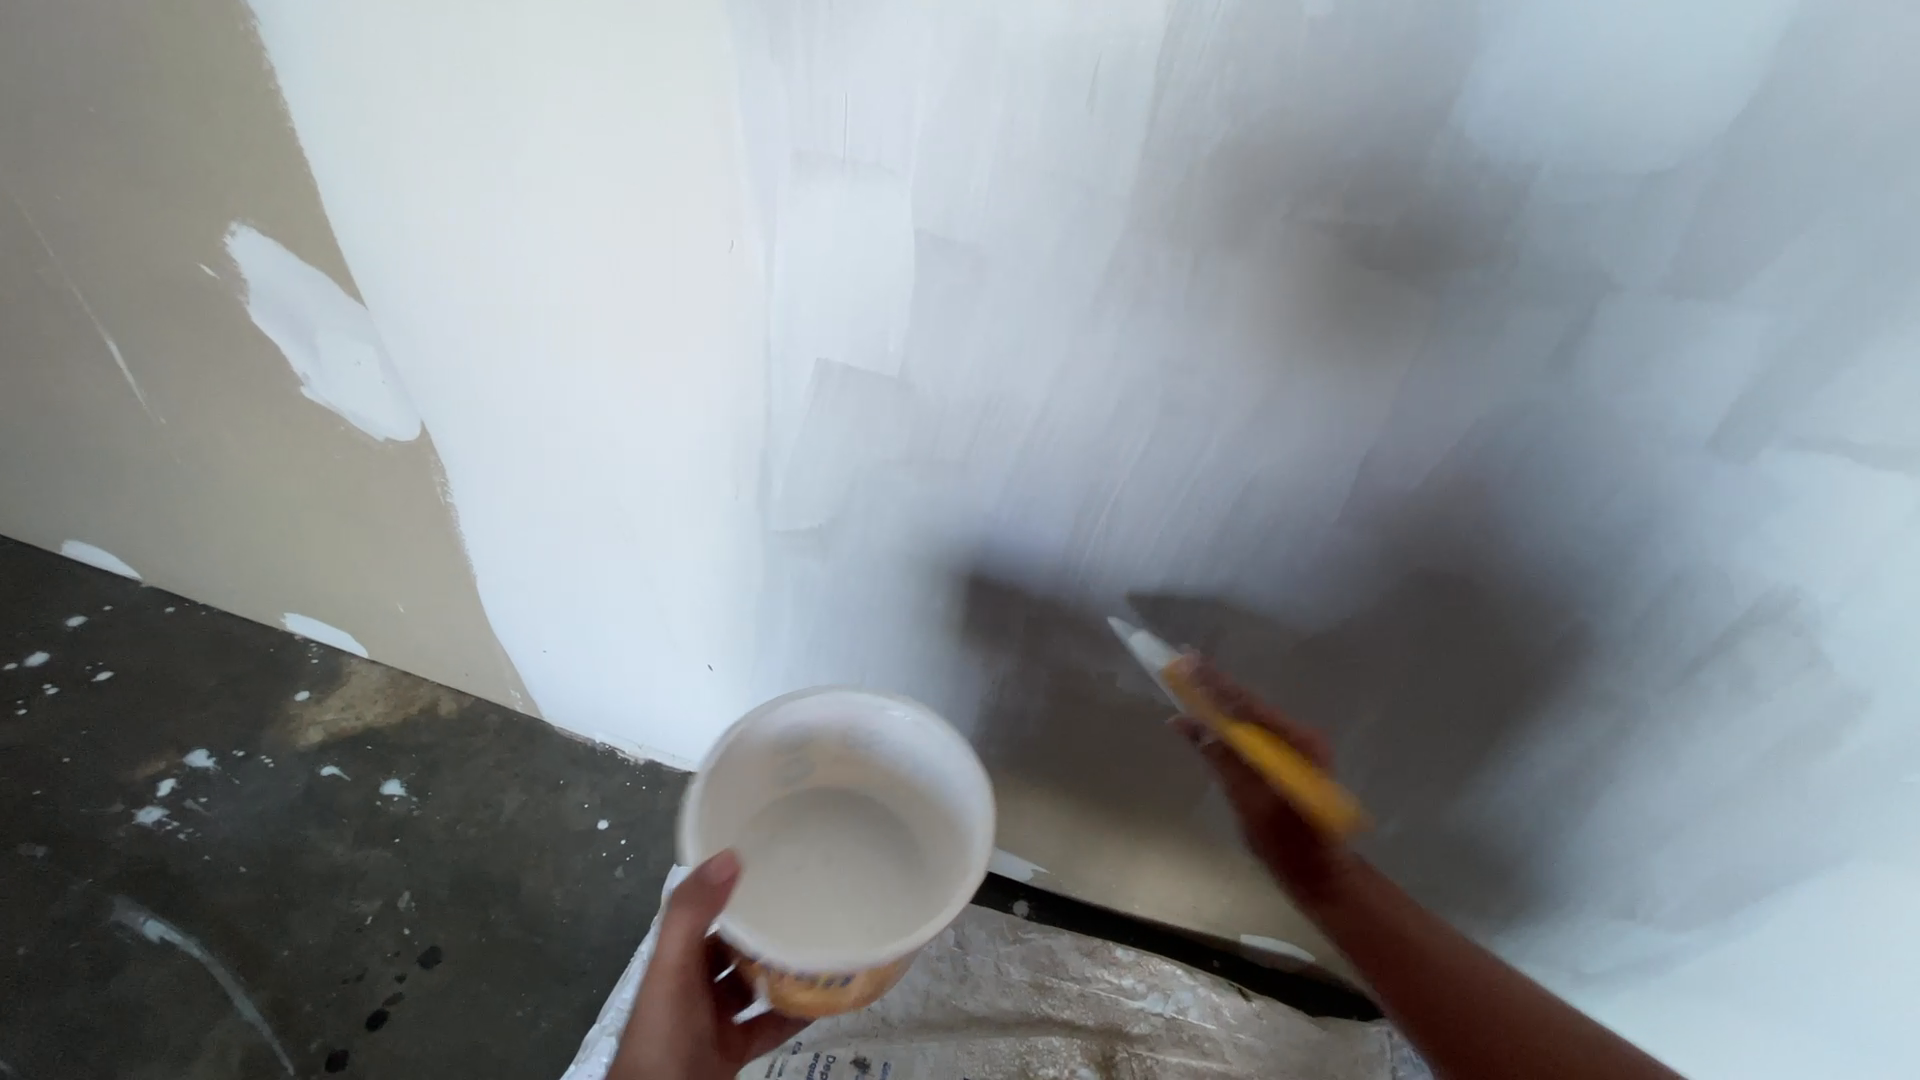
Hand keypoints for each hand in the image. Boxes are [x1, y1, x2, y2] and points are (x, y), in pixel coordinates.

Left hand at [610, 851, 810, 1079]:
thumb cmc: (663, 1035)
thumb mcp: (672, 969)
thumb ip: (693, 915)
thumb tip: (731, 854)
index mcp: (678, 958)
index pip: (709, 909)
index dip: (738, 886)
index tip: (778, 861)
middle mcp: (695, 983)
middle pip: (737, 945)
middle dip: (770, 926)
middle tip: (813, 900)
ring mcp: (715, 1019)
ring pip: (756, 983)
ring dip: (785, 967)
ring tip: (822, 941)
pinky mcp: (734, 1050)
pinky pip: (771, 1025)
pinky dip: (796, 1012)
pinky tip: (825, 997)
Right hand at [1169, 655, 1359, 907]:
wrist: (1321, 876)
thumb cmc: (1287, 843)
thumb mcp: (1247, 800)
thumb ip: (1218, 756)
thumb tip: (1186, 721)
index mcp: (1296, 741)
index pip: (1245, 704)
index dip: (1212, 683)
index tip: (1185, 660)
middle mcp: (1300, 736)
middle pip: (1247, 705)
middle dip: (1213, 685)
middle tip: (1182, 660)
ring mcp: (1296, 748)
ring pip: (1249, 718)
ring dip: (1218, 702)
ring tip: (1189, 681)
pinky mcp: (1288, 760)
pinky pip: (1253, 734)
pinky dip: (1228, 724)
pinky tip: (1207, 716)